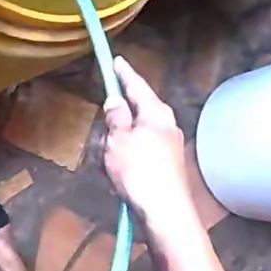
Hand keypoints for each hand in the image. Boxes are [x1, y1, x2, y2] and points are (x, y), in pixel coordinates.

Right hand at [101, 57, 197, 230]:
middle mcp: (165, 124)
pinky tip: (117, 174)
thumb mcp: (118, 140)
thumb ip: (115, 117)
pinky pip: (138, 152)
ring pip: (134, 134)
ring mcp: (166, 145)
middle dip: (117, 118)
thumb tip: (114, 100)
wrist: (164, 210)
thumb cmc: (139, 171)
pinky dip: (124, 157)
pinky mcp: (164, 165)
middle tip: (103, 132)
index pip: (137, 85)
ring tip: (108, 162)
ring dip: (118, 143)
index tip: (116, 60)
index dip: (124, 74)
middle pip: (136, 111)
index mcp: (156, 112)